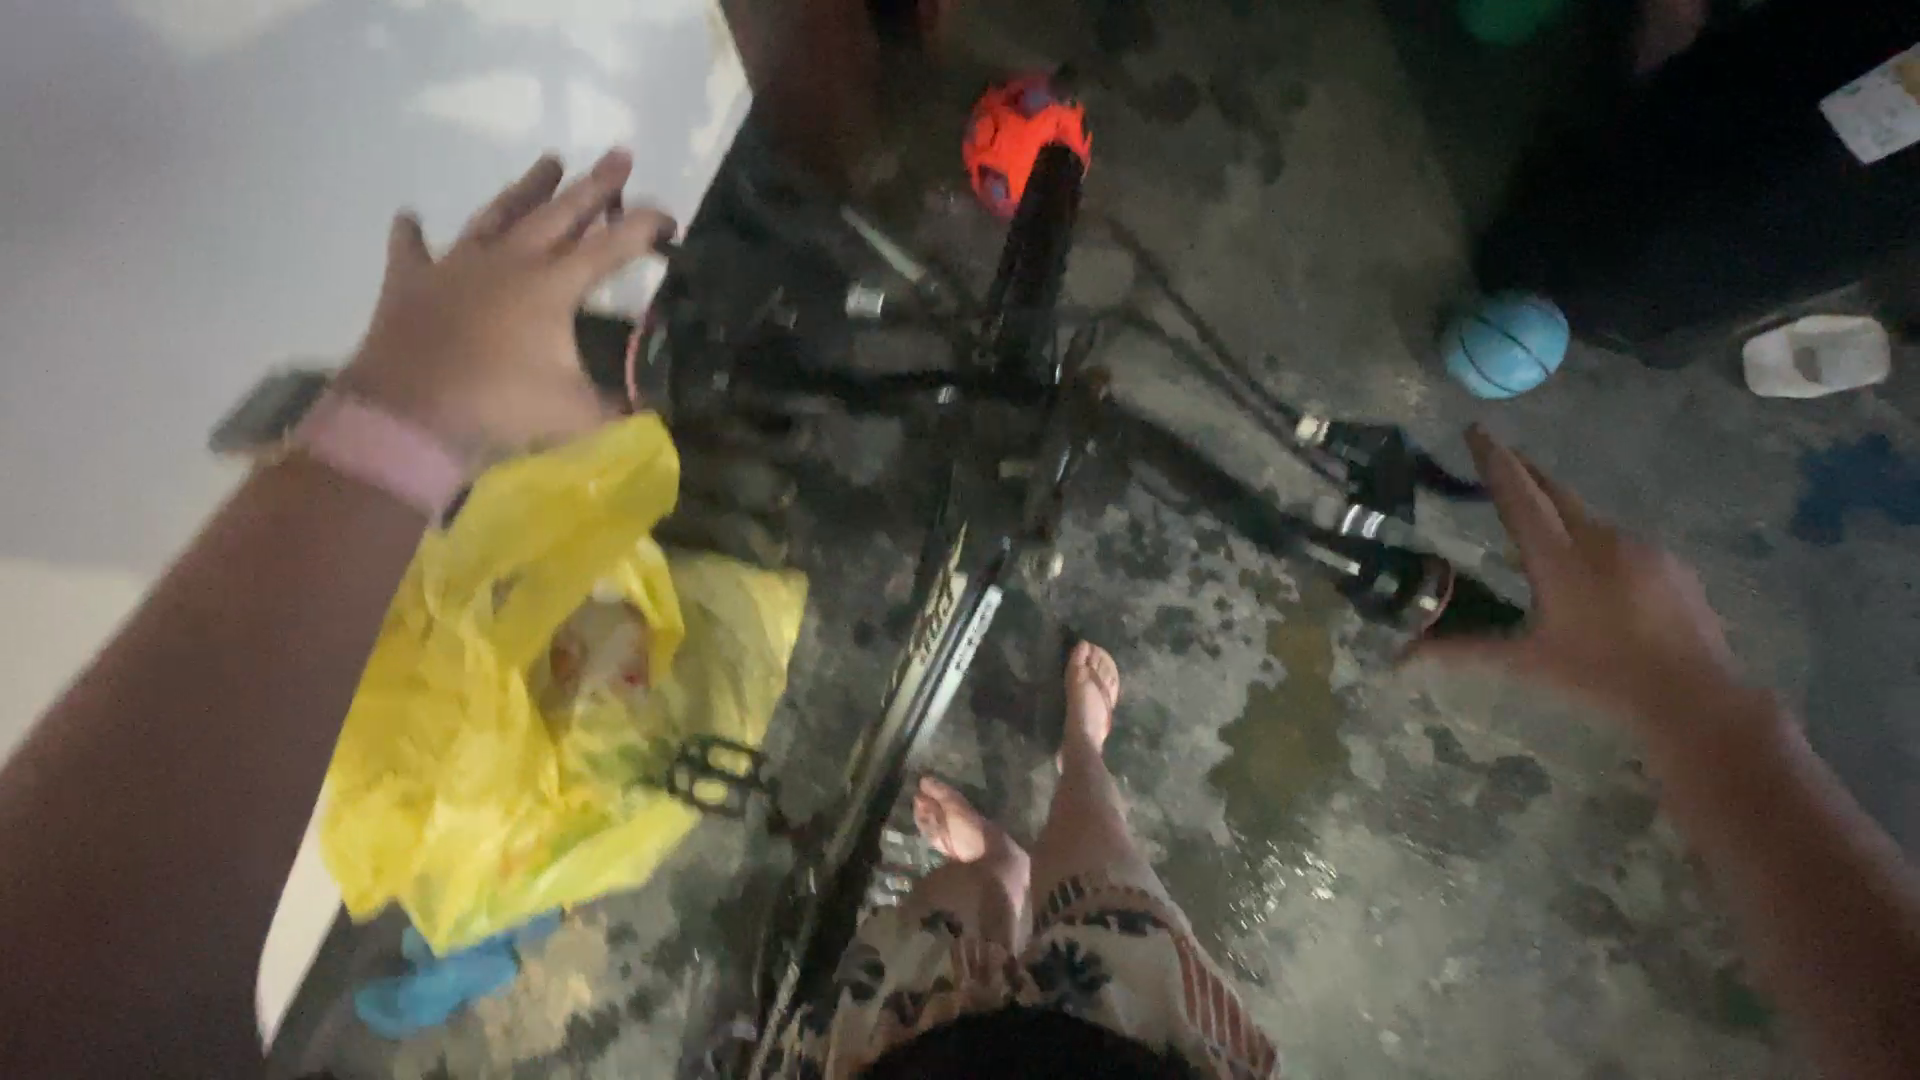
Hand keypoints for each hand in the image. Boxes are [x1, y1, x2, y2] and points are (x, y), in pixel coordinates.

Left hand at [337, 149, 674, 461]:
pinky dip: (413, 234)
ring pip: (498, 215)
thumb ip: (618, 409)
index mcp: (551, 288)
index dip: (643, 231)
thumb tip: (650, 413)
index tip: (670, 218)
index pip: (609, 249)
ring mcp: (456, 267)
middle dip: (595, 185)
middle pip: (559, 214)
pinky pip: (412, 250)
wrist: (411, 415)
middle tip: (619, 155)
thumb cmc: (502, 408)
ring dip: (526, 189)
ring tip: (549, 161)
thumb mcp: (578, 414)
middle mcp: (508, 262)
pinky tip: (411, 216)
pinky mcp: (411, 283)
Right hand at [1409, 426, 1744, 728]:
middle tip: (1496, 453)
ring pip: (1586, 516)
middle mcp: (1600, 542)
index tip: (1476, 430)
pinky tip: (1586, 569)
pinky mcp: (1669, 563)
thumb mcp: (1524, 662)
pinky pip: (1616, 539)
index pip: (1519, 497)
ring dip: (1555, 509)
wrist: (1698, 698)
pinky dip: (1588, 539)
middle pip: (1554, 491)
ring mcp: (1641, 549)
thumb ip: (1461, 651)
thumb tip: (1399, 659)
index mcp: (1559, 560)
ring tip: (1533, 519)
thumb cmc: (1600, 677)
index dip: (1495, 461)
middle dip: (1522, 469)